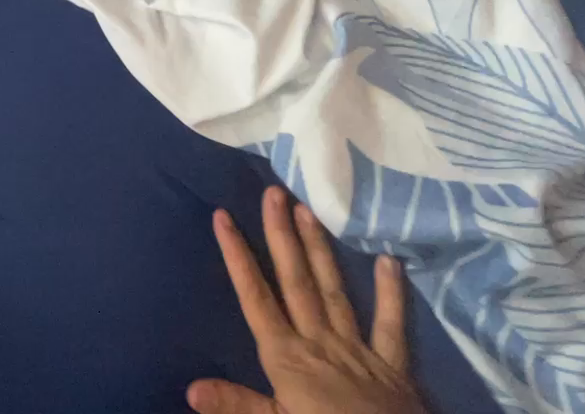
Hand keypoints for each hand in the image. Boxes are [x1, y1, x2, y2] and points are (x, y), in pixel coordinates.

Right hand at [190, 186, 424, 413]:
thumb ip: (237, 405)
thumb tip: (190, 387)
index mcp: (287, 358)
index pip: (254, 296)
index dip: (237, 255)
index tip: (223, 216)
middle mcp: (318, 342)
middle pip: (296, 281)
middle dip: (281, 235)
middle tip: (273, 192)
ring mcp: (358, 350)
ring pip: (333, 290)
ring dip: (318, 249)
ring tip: (307, 209)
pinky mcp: (393, 367)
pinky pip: (391, 326)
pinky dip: (391, 294)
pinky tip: (388, 261)